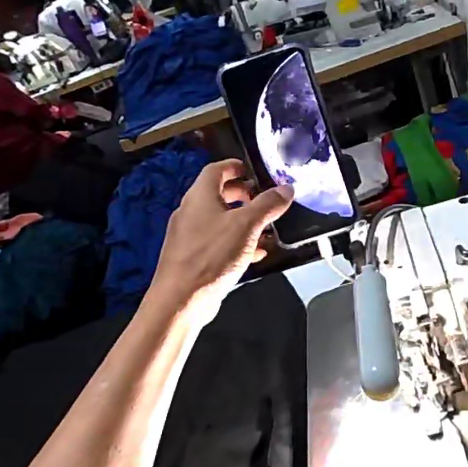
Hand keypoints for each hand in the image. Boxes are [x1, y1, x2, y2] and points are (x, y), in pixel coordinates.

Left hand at [147, 159, 292, 324]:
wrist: (181, 300)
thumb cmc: (210, 256)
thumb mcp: (248, 225)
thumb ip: (268, 204)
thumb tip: (286, 188)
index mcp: (200, 197)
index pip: (216, 170)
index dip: (236, 166)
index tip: (254, 170)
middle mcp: (192, 212)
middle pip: (219, 194)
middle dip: (244, 195)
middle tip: (264, 199)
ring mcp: (191, 235)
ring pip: (221, 219)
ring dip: (244, 220)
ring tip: (266, 228)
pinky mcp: (194, 256)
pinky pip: (219, 241)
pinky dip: (238, 241)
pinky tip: (255, 253)